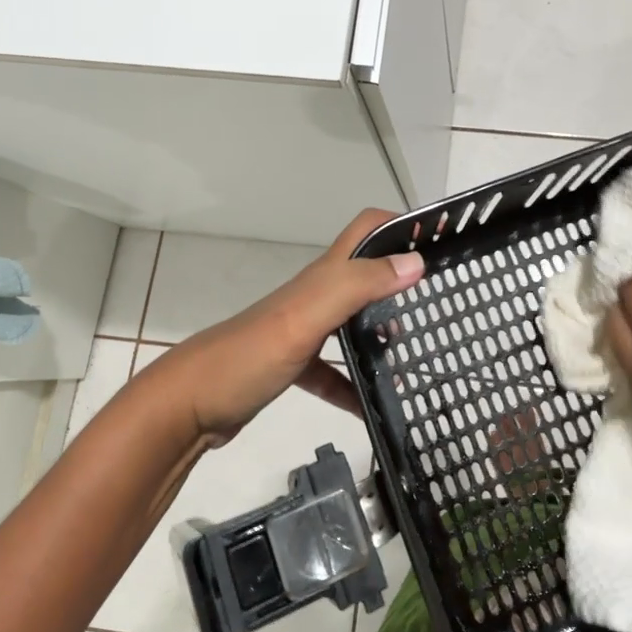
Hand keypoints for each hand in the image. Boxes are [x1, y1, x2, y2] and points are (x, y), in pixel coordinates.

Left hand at [143, 210, 423, 446]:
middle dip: (403, 280)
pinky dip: (354, 386)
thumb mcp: (308, 316)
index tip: (441, 237)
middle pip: (365, 275)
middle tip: (444, 300)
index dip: (401, 224)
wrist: (187, 407)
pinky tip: (373, 407)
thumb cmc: (249, 355)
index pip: (366, 230)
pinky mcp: (292, 367)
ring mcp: (302, 333)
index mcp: (320, 277)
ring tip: (420, 352)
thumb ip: (358, 286)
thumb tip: (415, 262)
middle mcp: (314, 297)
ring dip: (384, 333)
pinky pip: (333, 374)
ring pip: (353, 323)